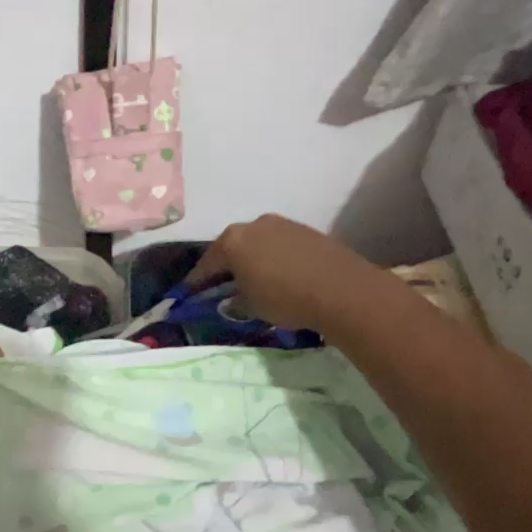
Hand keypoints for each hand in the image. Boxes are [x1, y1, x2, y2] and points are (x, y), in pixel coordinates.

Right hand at [184, 214, 372, 329]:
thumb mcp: (251, 306)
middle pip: (232, 248)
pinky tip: (281, 276)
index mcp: (232, 240)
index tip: (189, 294)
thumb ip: (234, 300)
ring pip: (257, 244)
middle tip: (221, 287)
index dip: (196, 282)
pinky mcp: (307, 231)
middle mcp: (254, 224)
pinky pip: (280, 245)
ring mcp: (283, 224)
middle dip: (226, 267)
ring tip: (254, 282)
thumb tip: (231, 299)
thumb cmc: (285, 297)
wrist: (342, 289)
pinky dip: (274, 259)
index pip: (206, 263)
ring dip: (252, 261)